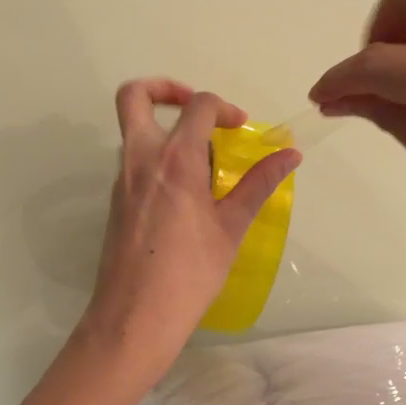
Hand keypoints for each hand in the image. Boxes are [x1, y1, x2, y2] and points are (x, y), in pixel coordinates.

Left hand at [78, 79, 300, 375]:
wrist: (134, 317)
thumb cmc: (190, 274)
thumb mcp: (231, 227)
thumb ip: (258, 184)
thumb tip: (290, 154)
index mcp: (174, 158)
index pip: (198, 105)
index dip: (225, 107)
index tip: (242, 129)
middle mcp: (140, 158)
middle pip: (136, 96)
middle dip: (165, 88)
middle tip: (197, 110)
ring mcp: (122, 180)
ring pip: (135, 131)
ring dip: (166, 131)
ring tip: (202, 166)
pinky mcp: (116, 202)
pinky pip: (135, 163)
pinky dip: (159, 161)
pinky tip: (187, 197)